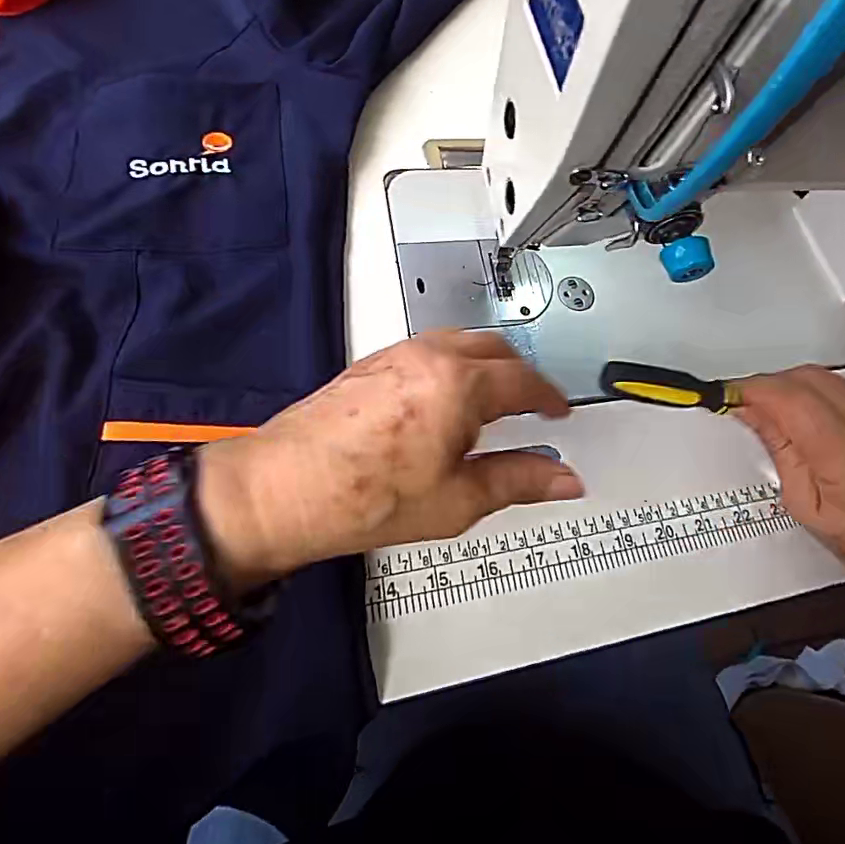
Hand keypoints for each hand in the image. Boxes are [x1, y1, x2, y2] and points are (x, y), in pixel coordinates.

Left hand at [197, 330, 583, 586]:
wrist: (285, 487)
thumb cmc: (358, 495)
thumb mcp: (455, 500)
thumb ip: (516, 481)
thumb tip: (559, 478)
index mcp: (458, 384)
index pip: (523, 380)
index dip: (549, 398)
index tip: (557, 411)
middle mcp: (425, 357)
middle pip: (493, 350)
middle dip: (519, 375)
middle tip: (530, 406)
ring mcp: (392, 356)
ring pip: (456, 343)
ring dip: (482, 364)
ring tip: (488, 403)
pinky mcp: (367, 364)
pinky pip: (424, 350)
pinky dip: (448, 365)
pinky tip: (440, 399)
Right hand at [732, 366, 844, 638]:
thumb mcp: (804, 506)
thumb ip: (779, 451)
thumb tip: (751, 413)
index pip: (795, 403)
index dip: (754, 391)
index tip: (729, 395)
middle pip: (811, 381)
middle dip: (768, 385)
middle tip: (744, 401)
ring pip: (829, 378)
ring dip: (790, 386)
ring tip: (770, 408)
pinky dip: (815, 393)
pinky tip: (802, 412)